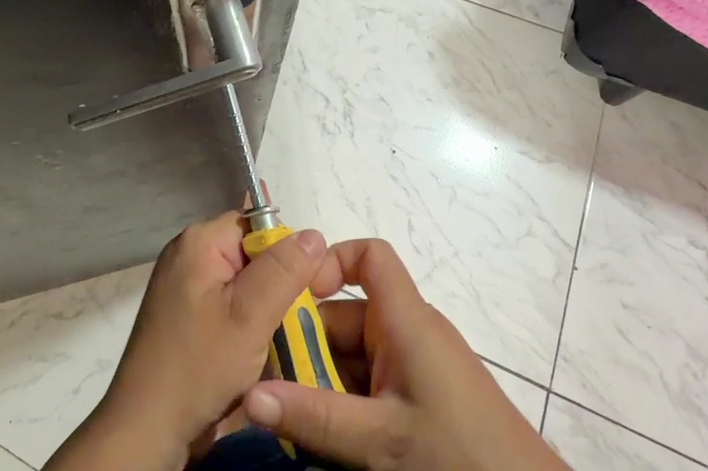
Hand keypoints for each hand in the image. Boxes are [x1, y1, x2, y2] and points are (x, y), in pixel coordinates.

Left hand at [46, 211, 339, 470]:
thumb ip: (284, 271)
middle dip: (275, 285)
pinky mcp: (183, 316)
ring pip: (241, 283)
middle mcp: (186, 255)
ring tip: (274, 339)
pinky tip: (253, 350)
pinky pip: (225, 305)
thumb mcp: (250, 314)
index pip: (255, 225)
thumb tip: (313, 233)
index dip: (284, 253)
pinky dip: (243, 323)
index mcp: (198, 242)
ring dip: (262, 309)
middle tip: (291, 321)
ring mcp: (182, 287)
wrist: (150, 422)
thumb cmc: (200, 364)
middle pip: (249, 254)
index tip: (304, 290)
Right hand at [242, 239, 569, 470]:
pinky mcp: (419, 403)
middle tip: (268, 385)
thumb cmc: (461, 456)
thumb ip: (313, 417)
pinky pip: (366, 389)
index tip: (290, 298)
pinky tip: (321, 440)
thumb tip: (247, 395)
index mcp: (405, 322)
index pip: (368, 257)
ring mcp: (414, 372)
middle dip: (305, 349)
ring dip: (319, 385)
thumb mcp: (381, 440)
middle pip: (343, 317)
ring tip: (287, 418)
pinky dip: (342, 408)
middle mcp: (408, 336)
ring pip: (349, 360)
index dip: (328, 262)